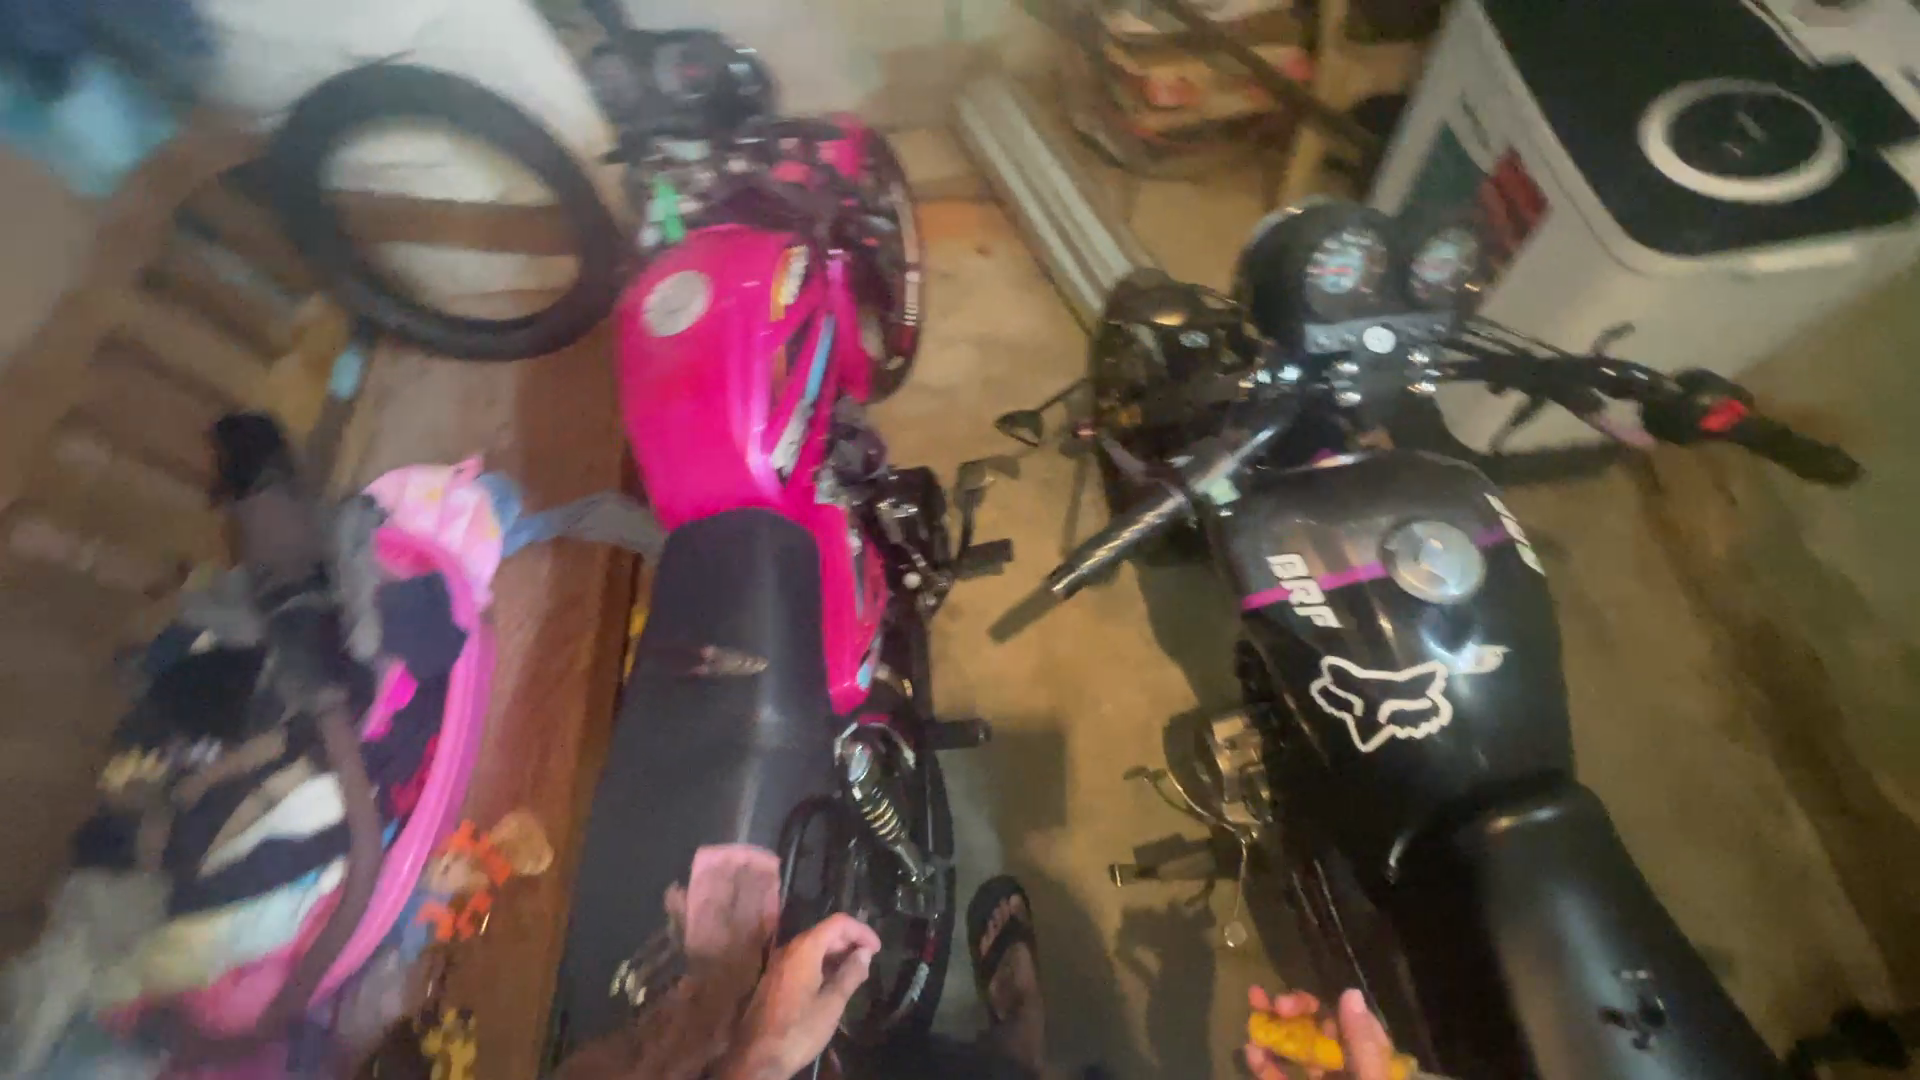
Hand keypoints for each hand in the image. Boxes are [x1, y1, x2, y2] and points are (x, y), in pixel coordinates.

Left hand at [719, 914, 880, 1079]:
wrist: (756, 1059)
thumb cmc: (798, 1029)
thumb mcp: (831, 1003)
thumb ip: (850, 973)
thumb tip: (864, 953)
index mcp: (805, 948)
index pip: (838, 923)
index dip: (861, 931)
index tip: (877, 949)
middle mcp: (790, 948)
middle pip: (825, 932)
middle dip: (849, 941)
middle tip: (869, 960)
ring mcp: (779, 963)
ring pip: (813, 946)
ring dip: (836, 954)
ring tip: (854, 971)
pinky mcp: (774, 979)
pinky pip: (802, 960)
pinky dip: (821, 964)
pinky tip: (831, 982)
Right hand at [1244, 987, 1397, 1079]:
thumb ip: (1363, 1047)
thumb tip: (1350, 992)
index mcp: (1373, 1069)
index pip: (1353, 1027)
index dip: (1324, 1007)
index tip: (1298, 1001)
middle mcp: (1347, 1072)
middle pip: (1320, 1033)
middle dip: (1292, 1013)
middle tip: (1270, 1002)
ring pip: (1297, 1053)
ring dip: (1273, 1031)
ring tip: (1252, 1012)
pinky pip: (1281, 1077)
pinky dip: (1265, 1065)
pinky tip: (1251, 1052)